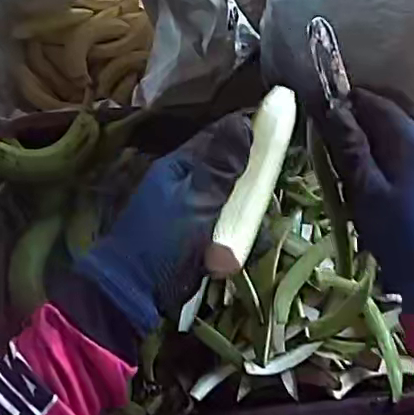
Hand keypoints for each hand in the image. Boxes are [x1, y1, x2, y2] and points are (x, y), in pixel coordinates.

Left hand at [73, 114, 252, 341]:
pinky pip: (231, 231)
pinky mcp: (202, 238)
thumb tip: (243, 122)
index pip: (219, 137)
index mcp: (181, 165)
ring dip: (247, 217)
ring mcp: (196, 212)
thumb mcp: (197, 199)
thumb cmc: (164, 239)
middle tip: (263, 197)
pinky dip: (239, 241)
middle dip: (252, 185)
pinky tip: (239, 254)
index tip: (277, 135)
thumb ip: (222, 166)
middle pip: (233, 171)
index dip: (247, 133)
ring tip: (249, 233)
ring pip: (237, 203)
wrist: (136, 292)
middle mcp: (190, 184)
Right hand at [320, 89, 413, 311]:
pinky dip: (383, 140)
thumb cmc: (394, 231)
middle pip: (394, 112)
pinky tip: (365, 154)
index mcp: (413, 146)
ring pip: (400, 128)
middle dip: (363, 107)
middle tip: (332, 113)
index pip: (381, 106)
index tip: (325, 97)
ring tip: (344, 132)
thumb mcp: (365, 189)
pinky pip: (404, 145)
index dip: (353, 98)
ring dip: (373, 124)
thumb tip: (335, 110)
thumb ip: (352, 148)